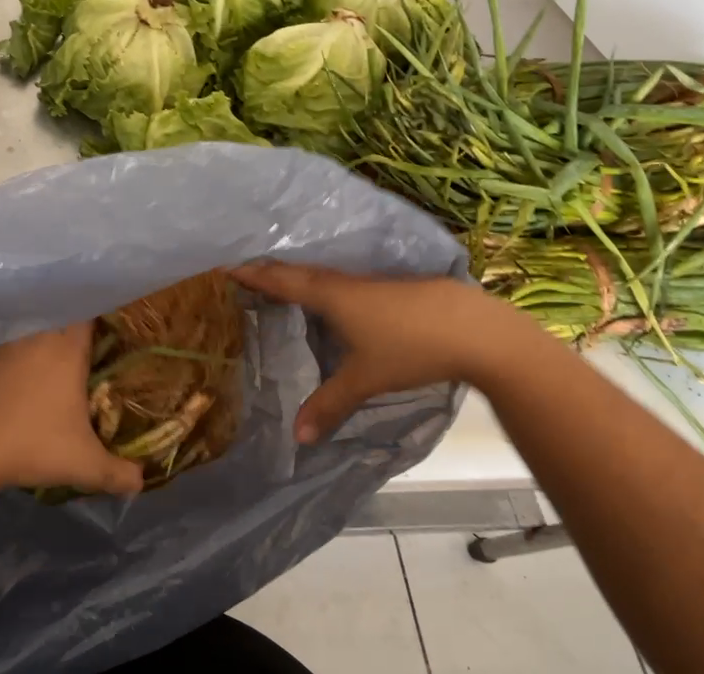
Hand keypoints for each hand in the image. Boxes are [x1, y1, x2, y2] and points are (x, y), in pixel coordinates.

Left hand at [0, 322, 144, 496]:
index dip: (101, 315)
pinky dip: (28, 358)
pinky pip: (18, 349)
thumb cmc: (35, 443)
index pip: (88, 313)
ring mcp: (12, 347)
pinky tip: (33, 381)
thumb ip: (118, 472)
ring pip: (38, 333)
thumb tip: (141, 481)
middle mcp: (40, 337)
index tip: (114, 327)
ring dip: (49, 343)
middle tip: (94, 348)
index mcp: (67, 349)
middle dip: (78, 330)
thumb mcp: (85, 464)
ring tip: (64, 364)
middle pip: (64, 319)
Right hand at [231, 263, 547, 444]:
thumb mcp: (365, 380)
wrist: (478, 331)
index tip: (225, 266)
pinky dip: (324, 286)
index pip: (280, 280)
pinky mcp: (394, 287)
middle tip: (244, 273)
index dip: (252, 274)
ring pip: (323, 275)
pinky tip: (330, 299)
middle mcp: (345, 281)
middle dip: (270, 273)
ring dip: (298, 277)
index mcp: (330, 295)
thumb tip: (297, 437)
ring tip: (279, 284)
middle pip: (298, 272)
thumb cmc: (411, 349)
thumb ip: (329, 405)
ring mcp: (371, 282)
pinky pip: (344, 281)